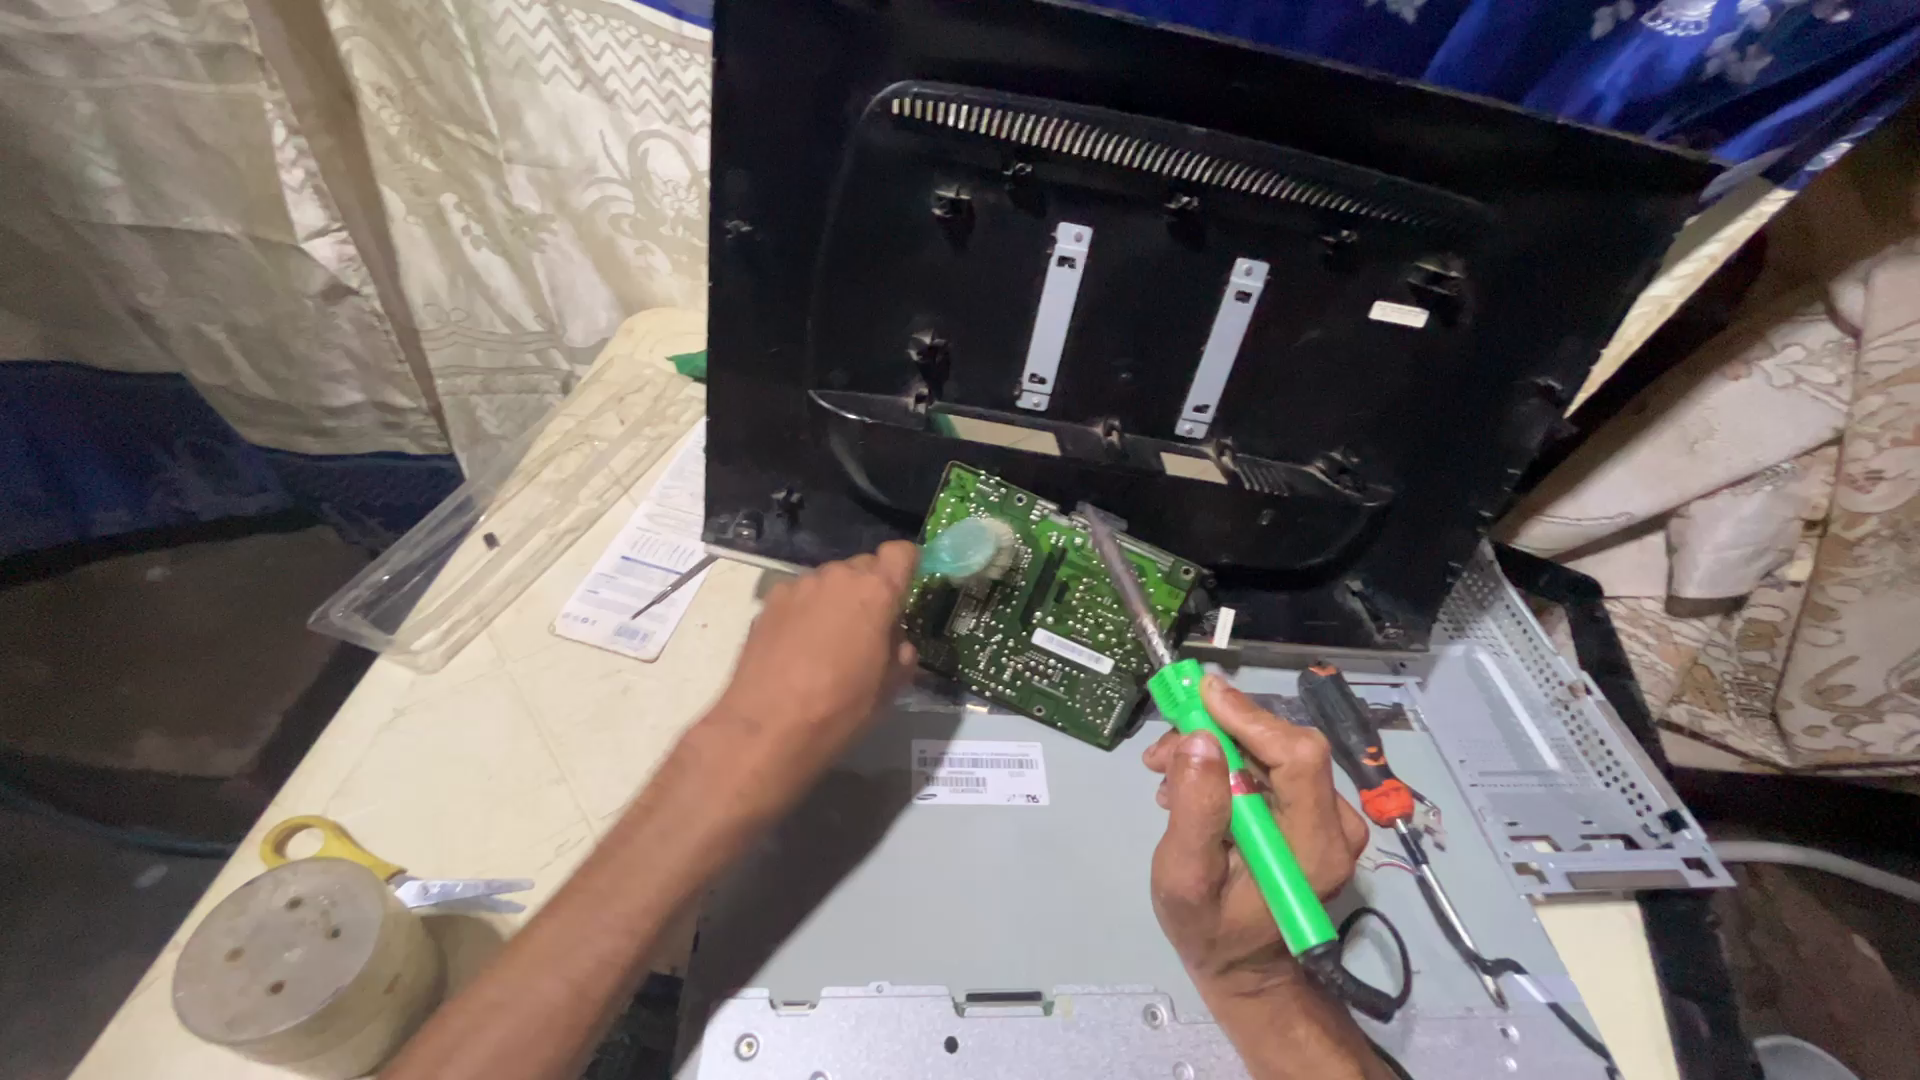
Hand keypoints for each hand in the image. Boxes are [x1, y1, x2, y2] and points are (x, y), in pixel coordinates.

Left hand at [696, 540, 920, 817]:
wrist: (768, 727)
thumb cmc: (841, 708)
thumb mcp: (890, 687)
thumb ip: (901, 651)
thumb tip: (896, 640)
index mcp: (876, 592)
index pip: (901, 552)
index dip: (907, 567)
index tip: (905, 591)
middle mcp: (837, 577)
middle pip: (863, 567)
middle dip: (870, 590)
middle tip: (868, 628)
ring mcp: (799, 586)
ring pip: (829, 582)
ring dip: (836, 600)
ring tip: (828, 641)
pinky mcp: (769, 602)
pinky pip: (800, 596)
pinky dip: (805, 611)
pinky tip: (797, 647)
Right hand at [1142, 675, 1368, 995]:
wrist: (1244, 966)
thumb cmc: (1211, 929)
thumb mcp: (1185, 879)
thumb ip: (1194, 810)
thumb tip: (1199, 739)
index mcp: (1314, 846)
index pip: (1298, 757)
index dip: (1250, 718)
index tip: (1201, 695)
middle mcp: (1334, 825)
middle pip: (1283, 745)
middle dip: (1218, 732)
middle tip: (1162, 749)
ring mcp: (1327, 818)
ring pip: (1272, 749)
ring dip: (1215, 746)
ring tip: (1165, 771)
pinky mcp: (1311, 813)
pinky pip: (1270, 765)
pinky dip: (1227, 761)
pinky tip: (1190, 782)